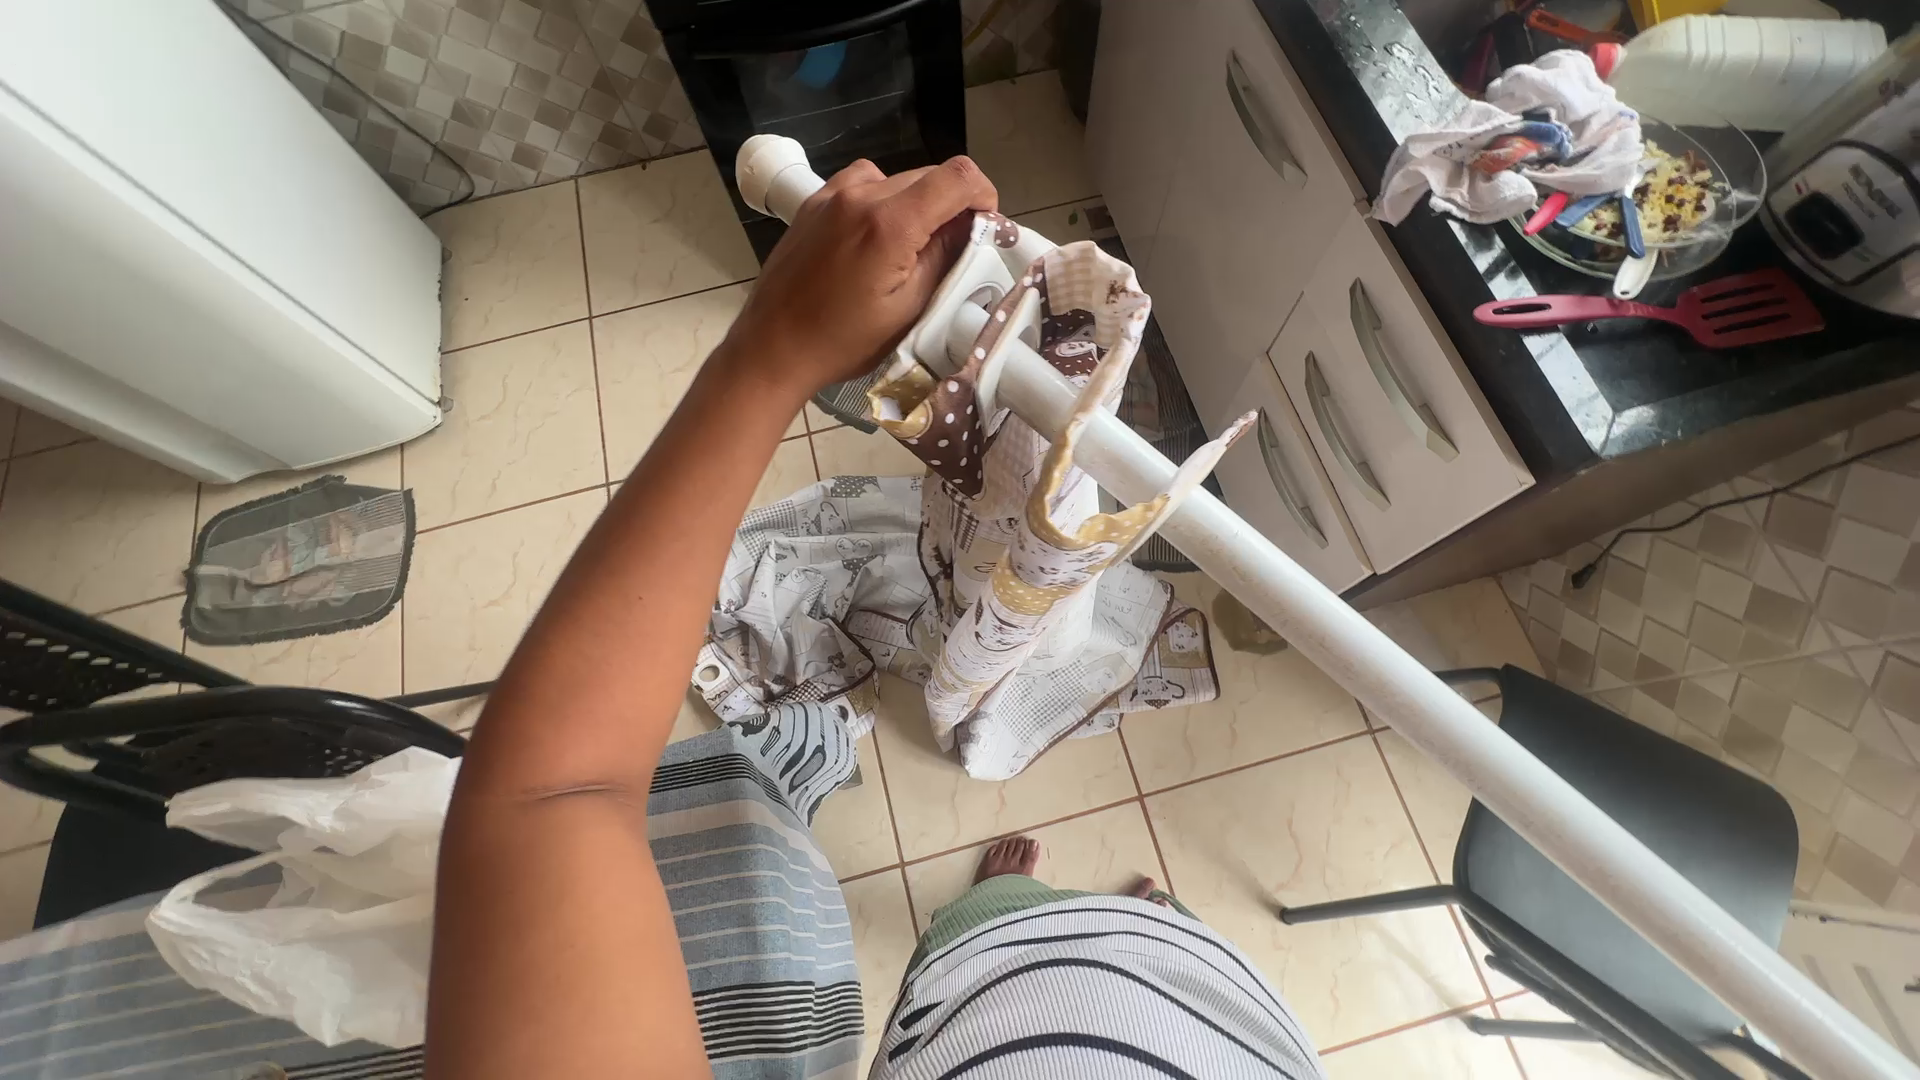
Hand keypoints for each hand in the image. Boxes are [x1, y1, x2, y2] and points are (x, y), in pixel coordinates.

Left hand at [720, 156, 996, 396]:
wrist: (774, 347)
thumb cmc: (844, 341)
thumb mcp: (907, 309)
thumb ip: (943, 259)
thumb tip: (970, 228)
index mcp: (890, 222)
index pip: (957, 177)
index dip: (983, 195)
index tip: (986, 225)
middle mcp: (861, 194)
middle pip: (928, 176)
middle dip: (951, 206)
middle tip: (953, 249)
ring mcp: (832, 194)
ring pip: (897, 179)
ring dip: (917, 204)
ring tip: (912, 248)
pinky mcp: (815, 203)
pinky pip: (864, 186)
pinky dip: (883, 203)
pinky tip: (877, 241)